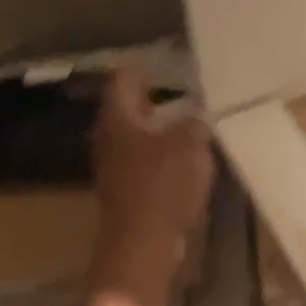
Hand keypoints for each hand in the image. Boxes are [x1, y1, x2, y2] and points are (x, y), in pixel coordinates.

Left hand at [91, 65, 212, 247]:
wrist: (142, 246)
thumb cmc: (163, 186)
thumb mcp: (190, 145)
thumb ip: (195, 122)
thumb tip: (197, 113)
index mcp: (119, 117)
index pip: (125, 77)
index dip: (147, 65)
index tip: (172, 59)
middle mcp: (108, 137)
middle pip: (129, 108)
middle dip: (157, 99)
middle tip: (189, 90)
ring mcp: (113, 166)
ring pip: (137, 136)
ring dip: (161, 130)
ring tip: (192, 124)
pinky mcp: (124, 191)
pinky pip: (144, 163)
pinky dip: (162, 157)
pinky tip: (185, 161)